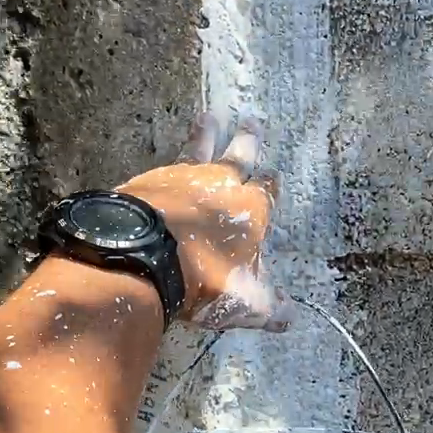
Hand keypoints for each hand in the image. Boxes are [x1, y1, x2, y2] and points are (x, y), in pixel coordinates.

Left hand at [116, 116, 295, 330]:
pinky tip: (165, 164)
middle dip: (248, 142)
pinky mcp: (150, 181)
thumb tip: (289, 317)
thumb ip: (268, 306)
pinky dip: (170, 163)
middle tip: (252, 121)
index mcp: (251, 210)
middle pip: (239, 157)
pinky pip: (165, 167)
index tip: (273, 176)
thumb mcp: (244, 302)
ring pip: (201, 151)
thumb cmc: (204, 280)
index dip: (271, 186)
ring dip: (207, 134)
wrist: (143, 257)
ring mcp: (184, 178)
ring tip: (209, 115)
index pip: (267, 192)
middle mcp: (222, 186)